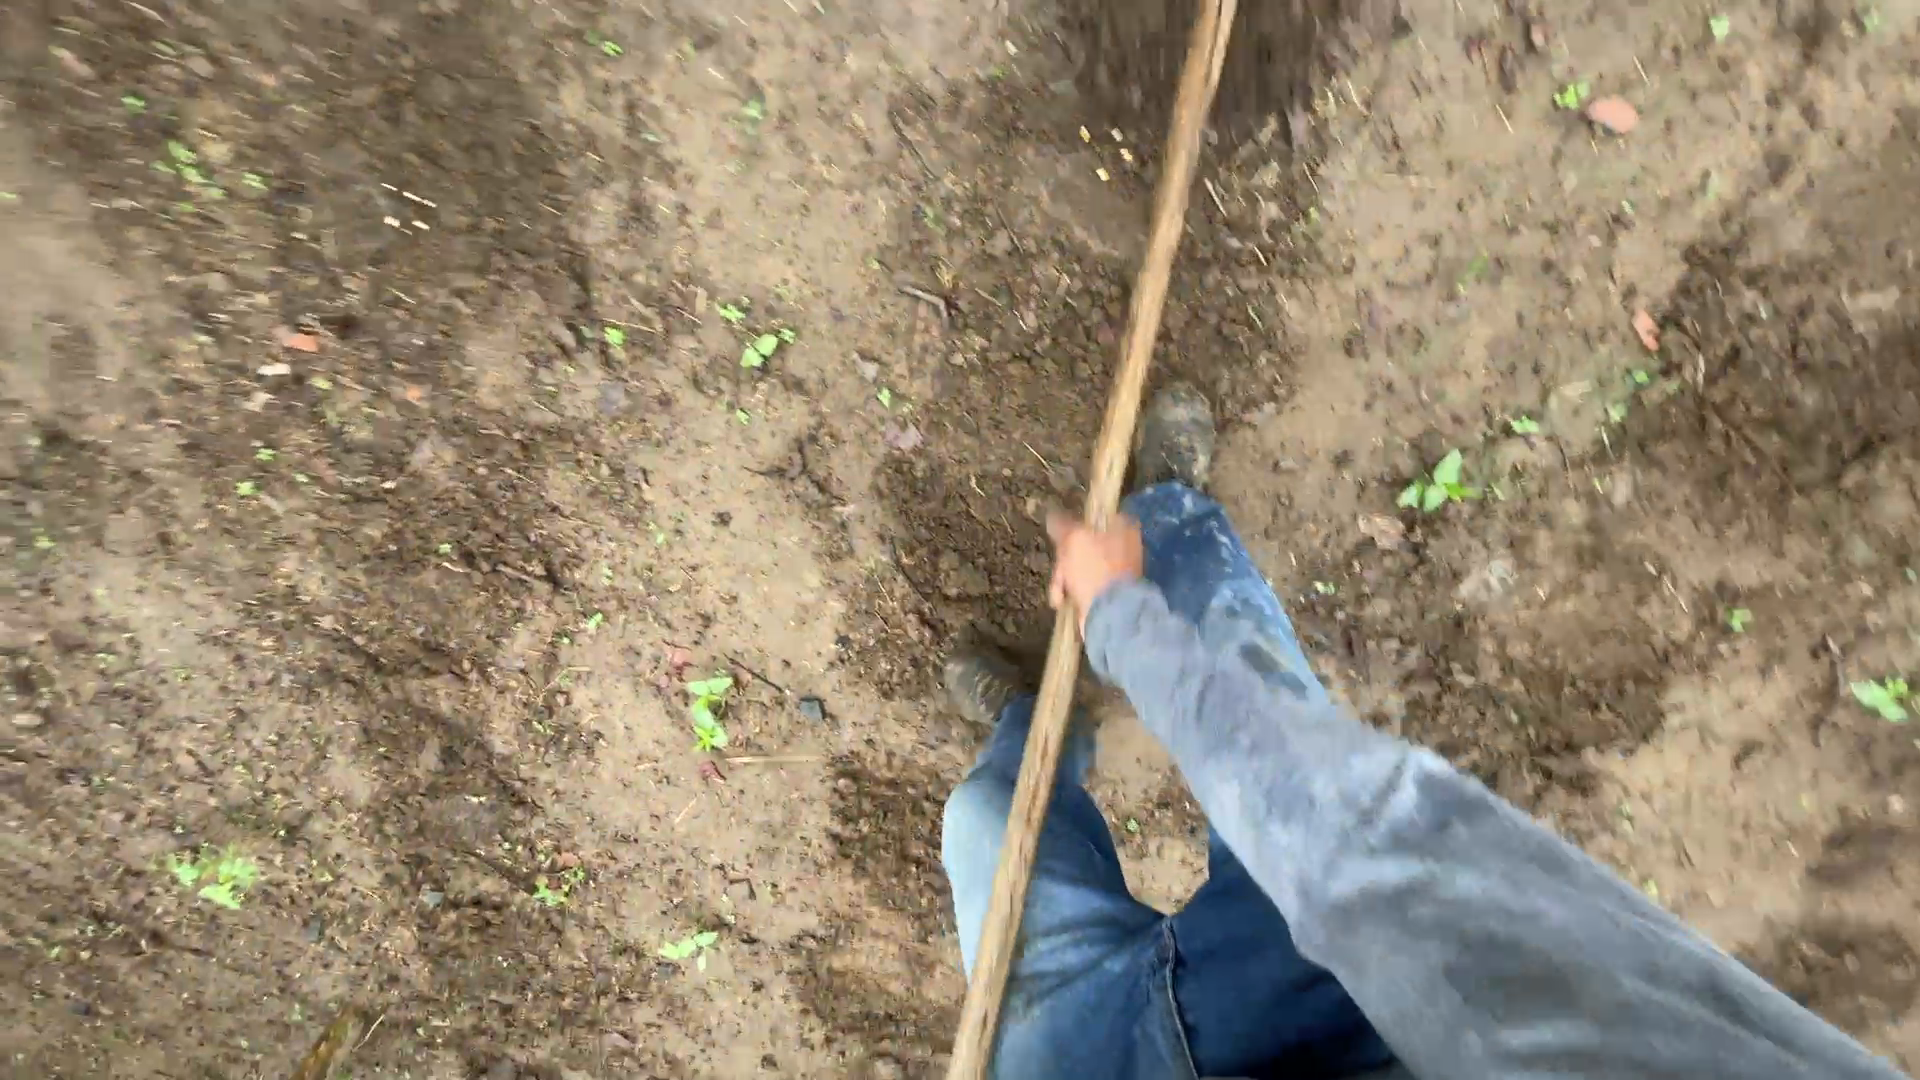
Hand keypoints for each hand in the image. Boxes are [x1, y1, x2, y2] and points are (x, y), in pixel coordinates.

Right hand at [1046, 511, 1144, 630]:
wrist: (1111, 612)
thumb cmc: (1094, 568)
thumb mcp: (1073, 539)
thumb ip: (1062, 525)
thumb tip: (1052, 513)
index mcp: (1124, 526)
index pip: (1093, 518)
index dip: (1072, 528)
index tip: (1059, 539)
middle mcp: (1125, 546)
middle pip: (1082, 545)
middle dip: (1064, 561)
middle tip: (1060, 571)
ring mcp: (1120, 570)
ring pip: (1080, 567)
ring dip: (1064, 579)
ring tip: (1060, 592)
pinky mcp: (1113, 592)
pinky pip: (1086, 585)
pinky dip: (1073, 592)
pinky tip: (1064, 601)